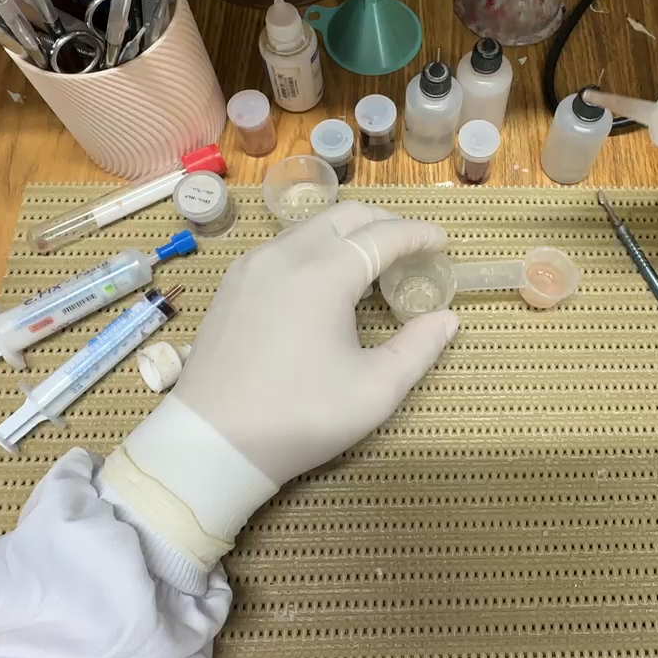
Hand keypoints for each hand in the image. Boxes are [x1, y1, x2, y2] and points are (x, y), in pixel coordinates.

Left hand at [113, 202, 458, 558]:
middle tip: (412, 249)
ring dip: (350, 232)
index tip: (443, 241)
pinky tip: (328, 279)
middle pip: (347, 215)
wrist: (211, 443)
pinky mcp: (235, 279)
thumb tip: (447, 318)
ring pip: (313, 224)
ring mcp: (254, 263)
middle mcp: (286, 254)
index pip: (383, 236)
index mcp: (323, 274)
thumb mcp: (374, 390)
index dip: (419, 234)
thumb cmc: (299, 417)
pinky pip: (286, 243)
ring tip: (374, 263)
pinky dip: (318, 246)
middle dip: (386, 223)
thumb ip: (419, 347)